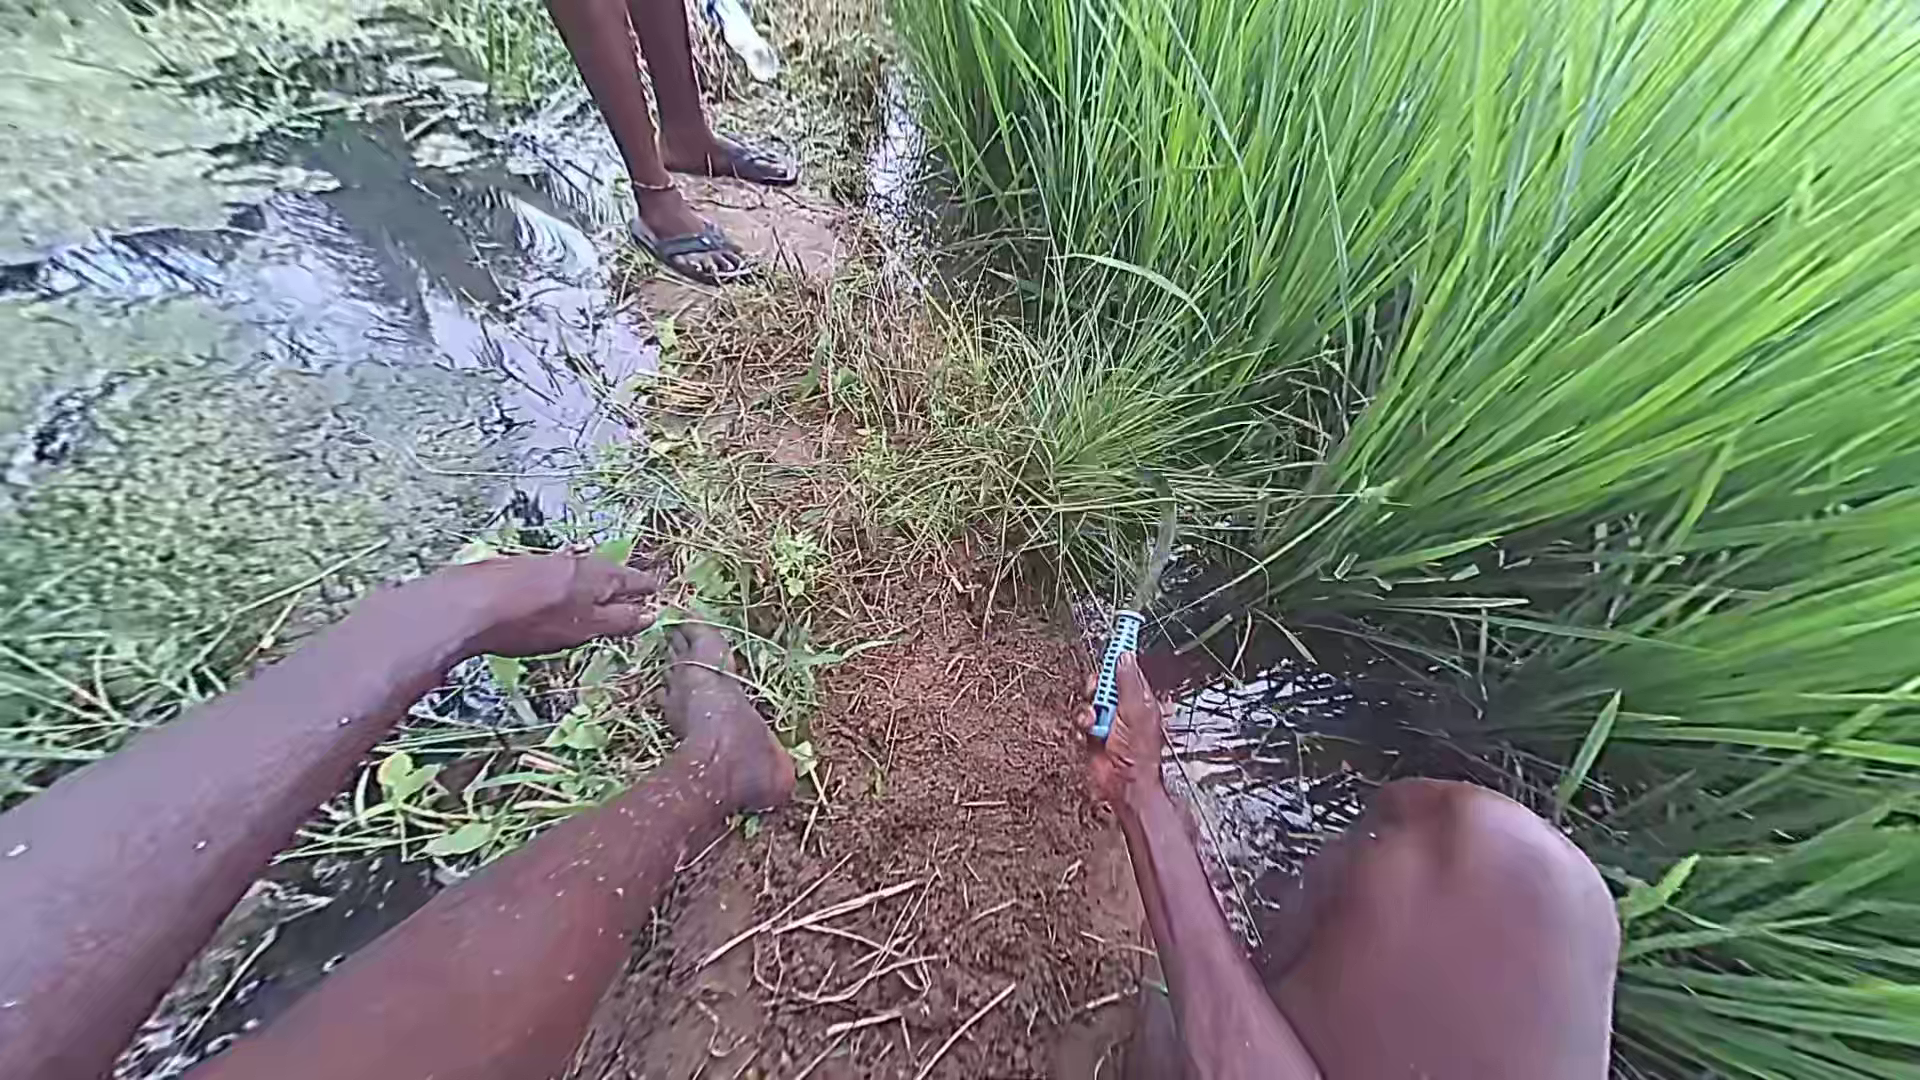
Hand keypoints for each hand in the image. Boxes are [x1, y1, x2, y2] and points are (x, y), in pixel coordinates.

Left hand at [407, 552, 662, 657]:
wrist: (465, 604)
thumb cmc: (536, 621)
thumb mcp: (586, 628)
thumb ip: (621, 620)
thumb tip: (653, 614)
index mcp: (602, 575)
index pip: (638, 580)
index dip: (650, 590)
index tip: (660, 596)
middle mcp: (579, 561)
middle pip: (609, 572)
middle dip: (622, 584)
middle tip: (633, 596)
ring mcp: (547, 561)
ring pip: (581, 572)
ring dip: (592, 584)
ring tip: (597, 597)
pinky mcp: (519, 567)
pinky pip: (555, 574)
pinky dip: (565, 585)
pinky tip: (555, 595)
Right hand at [1075, 652, 1167, 807]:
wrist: (1124, 784)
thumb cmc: (1139, 752)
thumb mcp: (1136, 711)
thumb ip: (1128, 682)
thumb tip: (1124, 655)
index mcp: (1139, 696)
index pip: (1128, 665)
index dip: (1123, 648)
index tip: (1120, 628)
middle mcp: (1122, 704)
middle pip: (1102, 678)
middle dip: (1097, 683)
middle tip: (1098, 689)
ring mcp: (1107, 718)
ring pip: (1087, 697)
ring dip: (1088, 708)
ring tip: (1095, 720)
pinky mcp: (1092, 731)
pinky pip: (1079, 717)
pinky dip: (1082, 723)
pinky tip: (1090, 732)